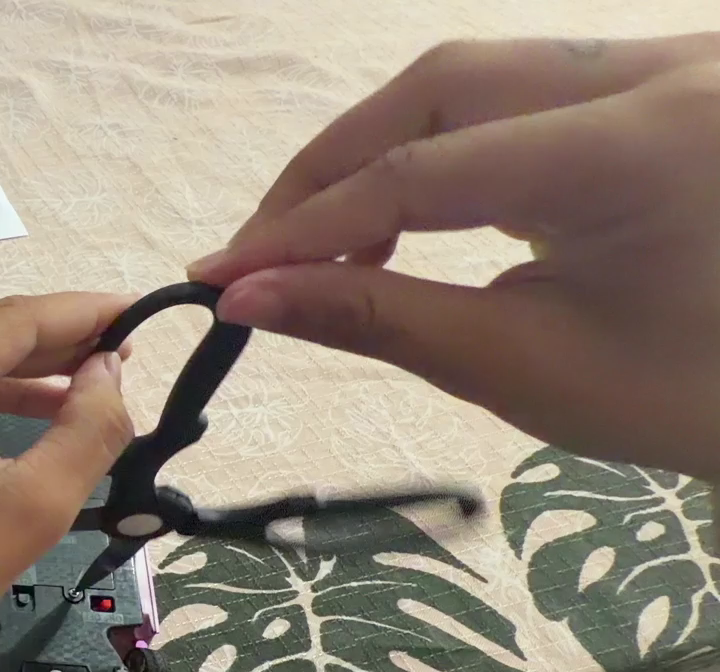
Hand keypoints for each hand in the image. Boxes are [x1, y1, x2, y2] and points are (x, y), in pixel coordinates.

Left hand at [0, 293, 132, 671]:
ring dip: (14, 370)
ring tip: (84, 380)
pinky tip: (28, 402)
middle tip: (119, 351)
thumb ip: (88, 428)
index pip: (6, 325)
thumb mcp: (33, 506)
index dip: (81, 313)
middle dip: (51, 343)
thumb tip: (109, 368)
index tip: (138, 310)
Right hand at [188, 35, 719, 478]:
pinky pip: (518, 95)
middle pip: (435, 84)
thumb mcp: (511, 363)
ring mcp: (679, 65)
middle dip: (324, 170)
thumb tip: (244, 299)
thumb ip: (367, 315)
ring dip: (370, 156)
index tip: (212, 277)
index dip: (294, 230)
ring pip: (473, 78)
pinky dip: (430, 151)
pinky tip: (402, 219)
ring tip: (323, 245)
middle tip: (260, 253)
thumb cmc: (693, 393)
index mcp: (642, 147)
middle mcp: (671, 69)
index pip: (412, 174)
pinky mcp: (671, 85)